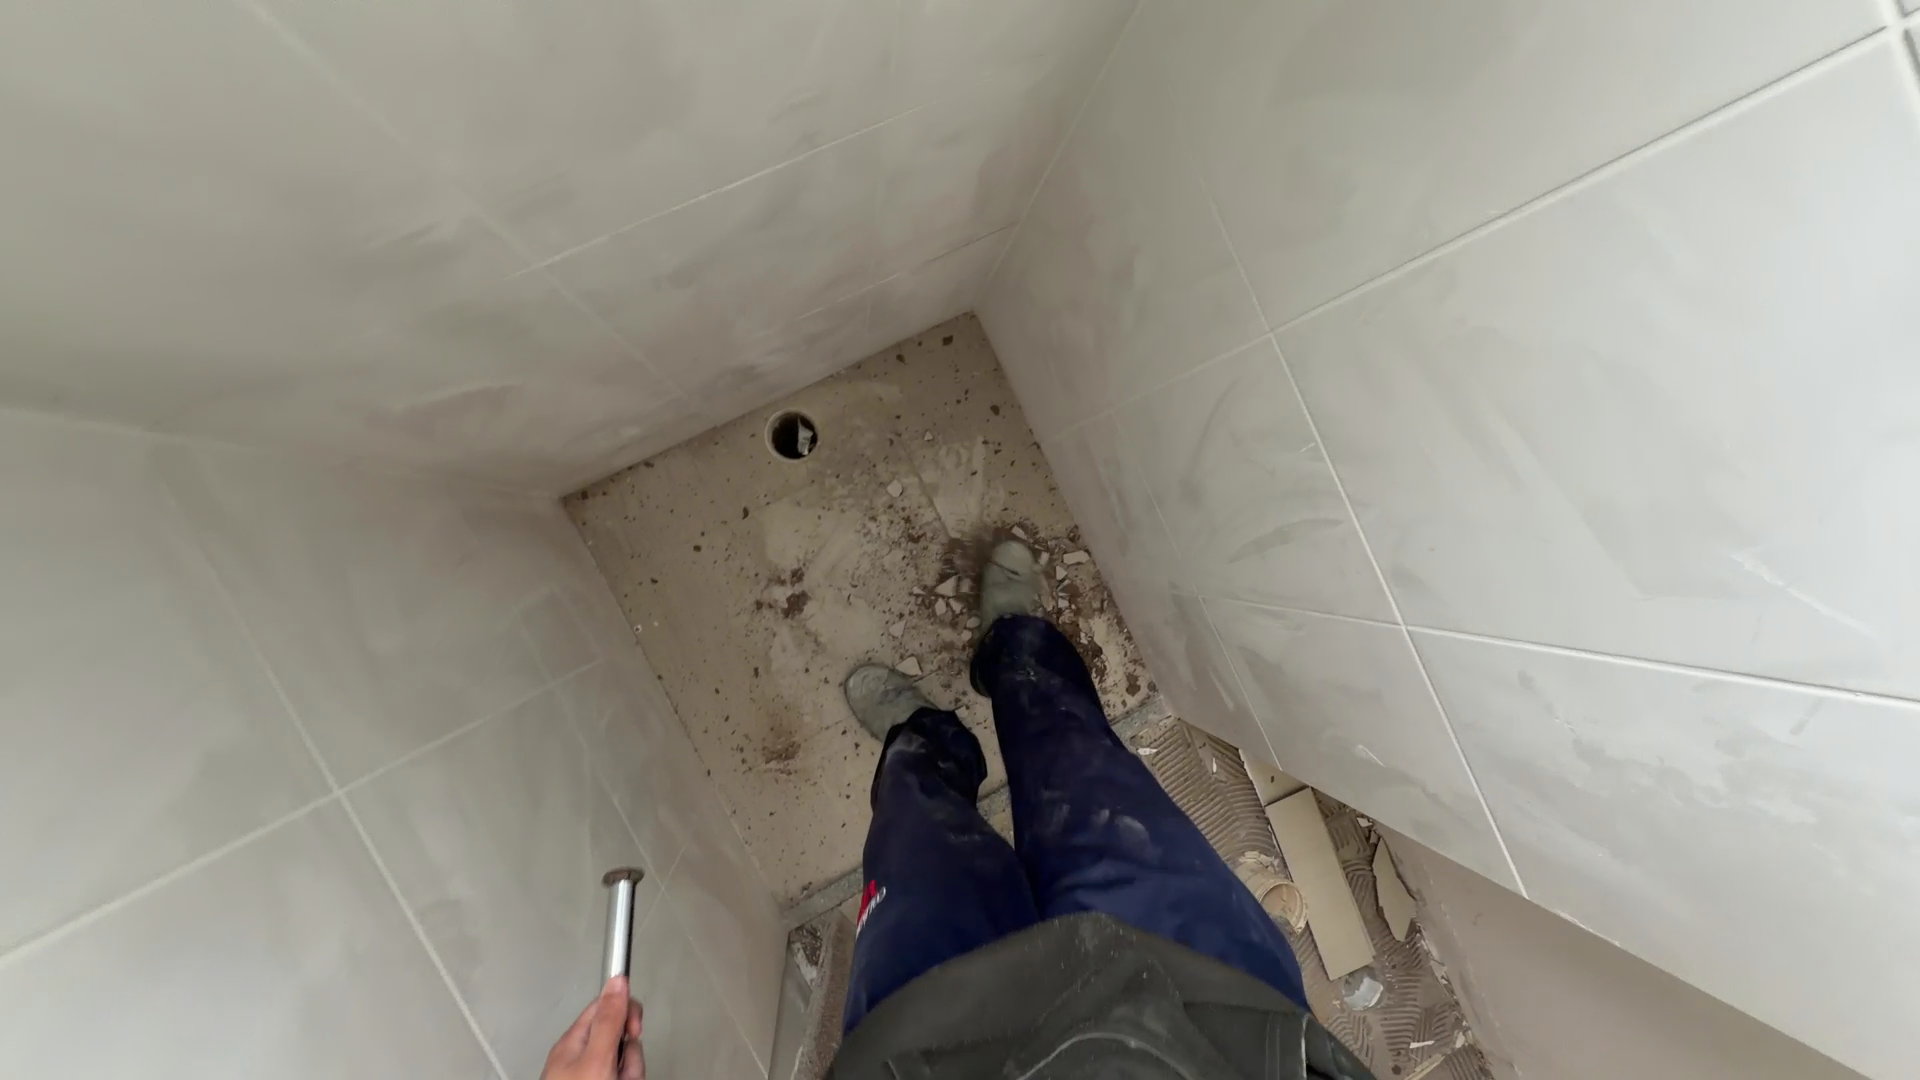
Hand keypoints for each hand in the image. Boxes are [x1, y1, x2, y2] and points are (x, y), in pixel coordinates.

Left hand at [541, 976, 644, 1079]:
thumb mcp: (596, 1059)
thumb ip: (609, 1018)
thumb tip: (618, 980)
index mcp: (573, 1043)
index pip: (607, 1004)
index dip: (627, 1012)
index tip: (634, 1028)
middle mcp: (580, 1059)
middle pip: (622, 1037)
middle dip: (630, 1056)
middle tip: (619, 1072)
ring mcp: (590, 1077)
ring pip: (627, 1061)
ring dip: (630, 1075)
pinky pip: (626, 1077)